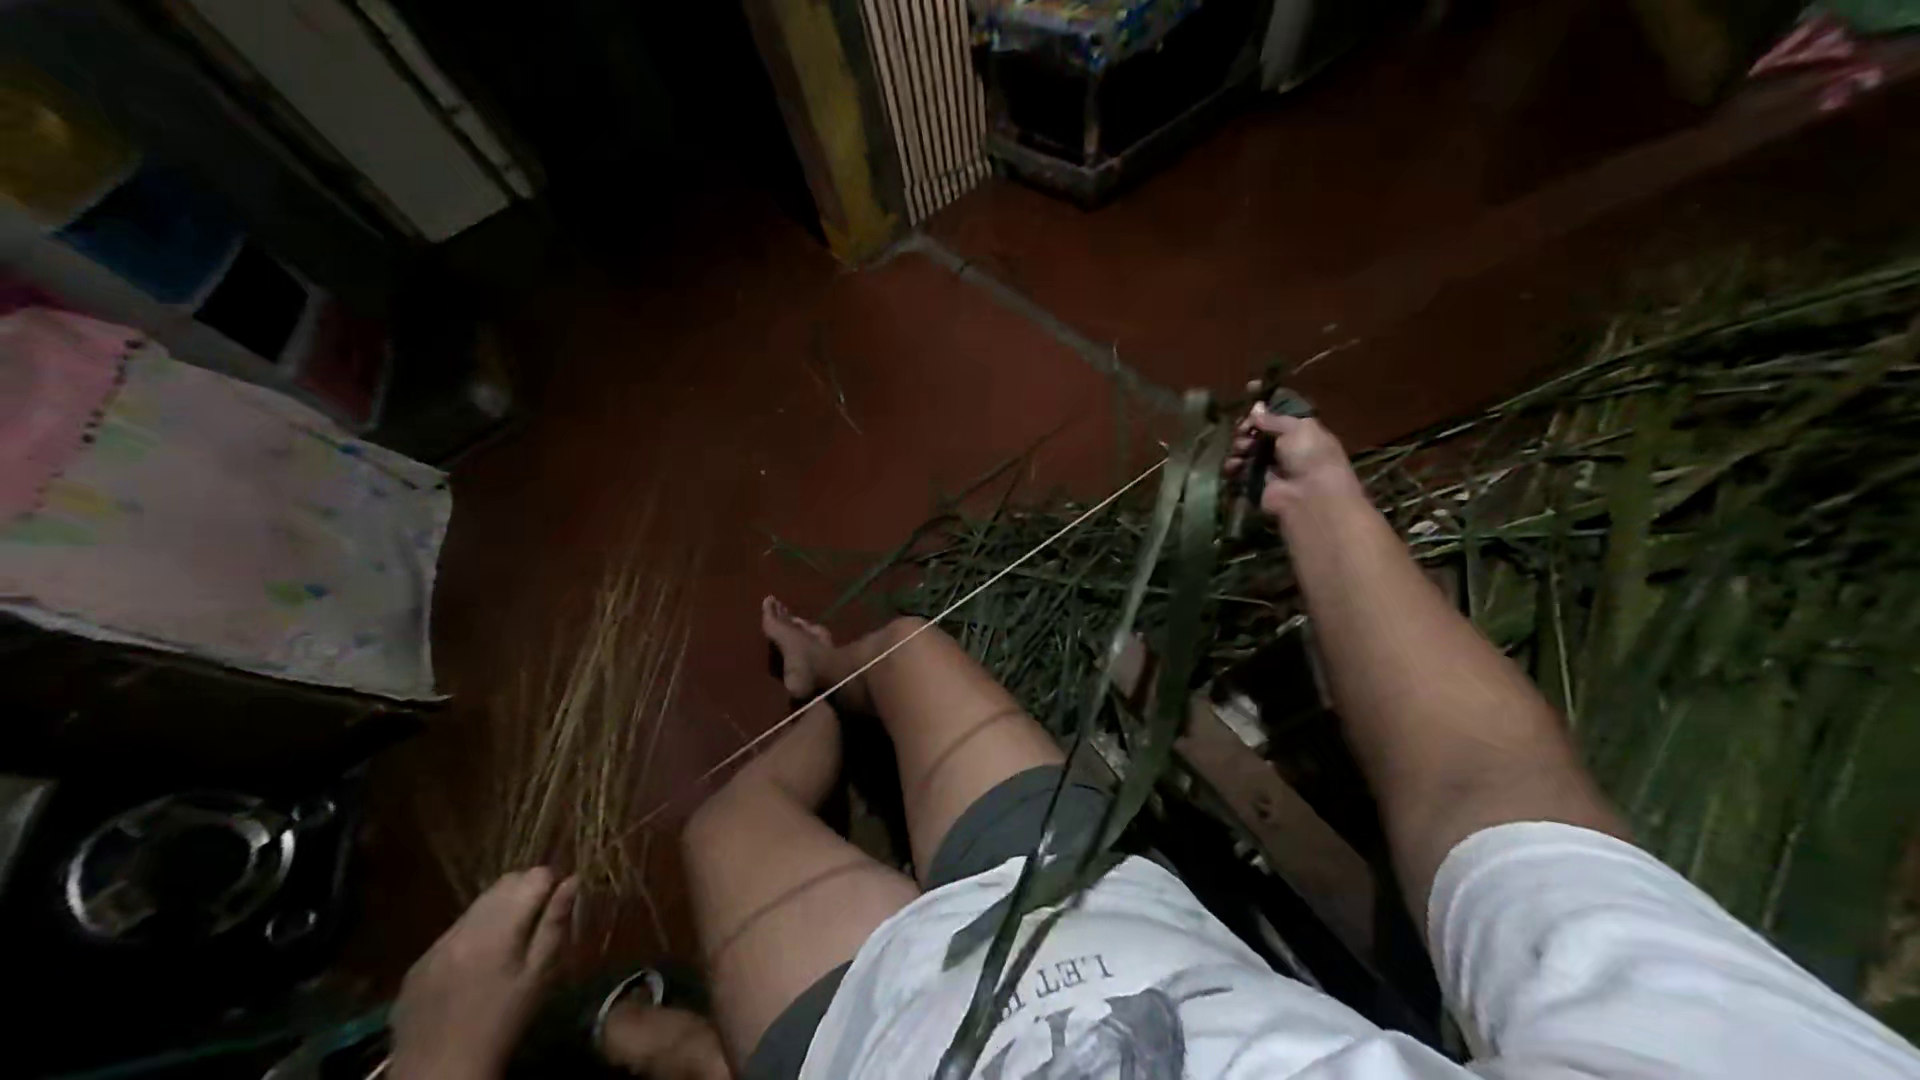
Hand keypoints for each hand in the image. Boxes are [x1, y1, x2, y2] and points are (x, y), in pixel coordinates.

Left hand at [390, 868, 577, 1079]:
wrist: (438, 1074)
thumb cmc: (502, 1023)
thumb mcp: (539, 975)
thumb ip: (555, 923)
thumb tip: (572, 880)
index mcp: (497, 929)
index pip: (534, 877)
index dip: (552, 884)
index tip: (557, 906)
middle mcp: (463, 928)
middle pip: (504, 883)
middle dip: (527, 891)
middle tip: (537, 922)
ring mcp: (435, 946)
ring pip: (478, 904)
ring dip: (499, 910)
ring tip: (508, 943)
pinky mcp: (417, 964)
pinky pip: (454, 931)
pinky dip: (473, 933)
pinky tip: (476, 966)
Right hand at [1223, 389, 1362, 517]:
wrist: (1309, 495)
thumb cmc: (1310, 455)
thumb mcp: (1297, 428)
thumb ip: (1273, 418)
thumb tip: (1255, 408)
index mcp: (1299, 430)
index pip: (1278, 411)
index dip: (1264, 401)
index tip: (1249, 388)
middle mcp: (1283, 446)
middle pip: (1256, 429)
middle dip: (1246, 426)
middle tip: (1244, 430)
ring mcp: (1267, 465)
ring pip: (1244, 447)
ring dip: (1239, 445)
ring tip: (1241, 449)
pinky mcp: (1254, 482)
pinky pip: (1237, 469)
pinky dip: (1232, 465)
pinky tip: (1233, 465)